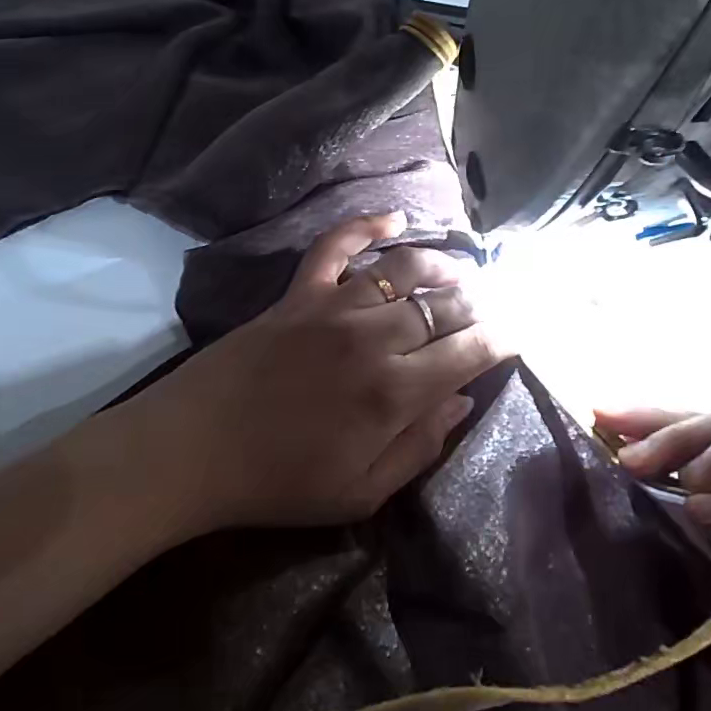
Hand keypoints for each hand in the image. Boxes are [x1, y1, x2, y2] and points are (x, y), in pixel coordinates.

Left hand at [118, 212, 511, 534]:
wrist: (194, 448)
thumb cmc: (278, 482)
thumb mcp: (360, 492)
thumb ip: (419, 447)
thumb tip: (462, 401)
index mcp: (394, 393)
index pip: (470, 351)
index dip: (503, 339)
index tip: (516, 336)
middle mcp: (372, 338)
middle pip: (444, 306)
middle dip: (479, 303)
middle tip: (492, 307)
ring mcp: (331, 308)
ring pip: (403, 269)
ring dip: (441, 265)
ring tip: (460, 271)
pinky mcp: (295, 294)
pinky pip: (335, 246)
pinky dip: (365, 225)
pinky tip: (393, 218)